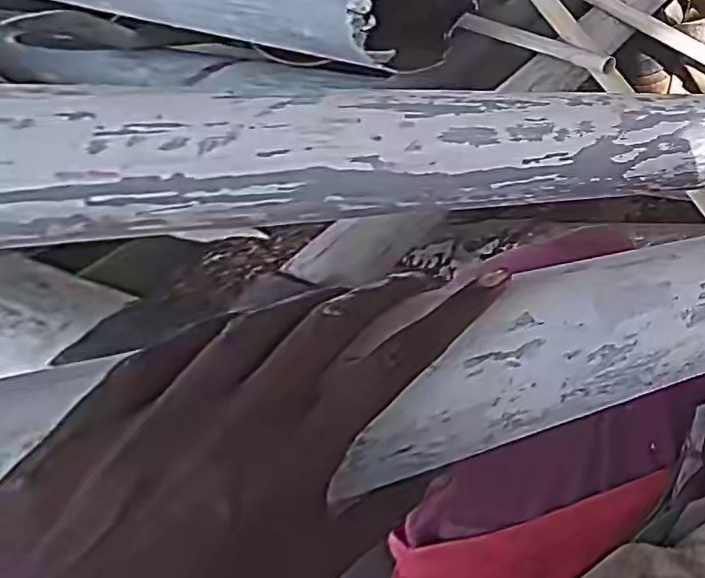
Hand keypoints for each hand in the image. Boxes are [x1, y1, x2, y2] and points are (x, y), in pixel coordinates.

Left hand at [1, 272, 506, 577]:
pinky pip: (159, 354)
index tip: (487, 284)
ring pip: (252, 326)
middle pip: (331, 323)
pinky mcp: (88, 430)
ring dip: (307, 304)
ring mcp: (156, 419)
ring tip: (332, 301)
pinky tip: (231, 329)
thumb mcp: (302, 568)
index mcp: (294, 455)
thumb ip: (378, 513)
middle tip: (411, 286)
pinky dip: (209, 331)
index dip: (453, 313)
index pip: (398, 359)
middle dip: (385, 292)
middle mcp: (236, 421)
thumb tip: (438, 469)